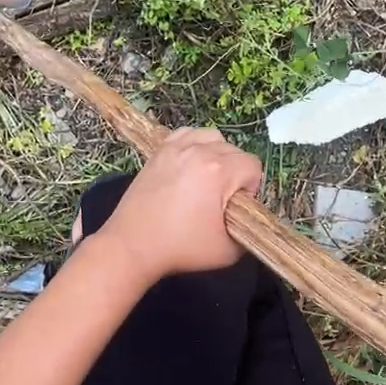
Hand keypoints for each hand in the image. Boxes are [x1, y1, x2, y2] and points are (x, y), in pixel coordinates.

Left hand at [92, 128, 261, 283]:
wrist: (133, 244)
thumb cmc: (182, 248)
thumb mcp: (229, 250)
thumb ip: (248, 227)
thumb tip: (247, 213)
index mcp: (218, 171)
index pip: (252, 165)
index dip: (251, 188)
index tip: (236, 207)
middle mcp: (199, 151)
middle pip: (234, 150)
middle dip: (236, 173)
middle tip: (222, 200)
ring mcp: (176, 147)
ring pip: (212, 136)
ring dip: (218, 154)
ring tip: (209, 178)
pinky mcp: (160, 150)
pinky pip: (187, 134)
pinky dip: (195, 144)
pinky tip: (191, 164)